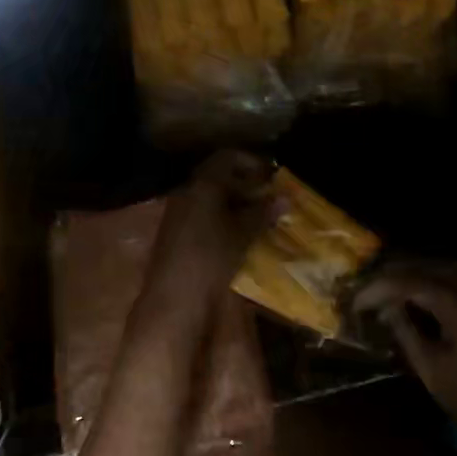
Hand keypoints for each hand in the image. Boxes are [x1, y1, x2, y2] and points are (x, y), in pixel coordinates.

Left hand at [145, 150, 278, 304]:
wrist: (174, 298)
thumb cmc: (211, 259)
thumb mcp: (243, 235)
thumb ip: (262, 213)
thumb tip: (283, 198)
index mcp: (202, 185)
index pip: (228, 157)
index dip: (251, 163)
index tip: (271, 178)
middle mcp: (185, 192)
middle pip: (217, 177)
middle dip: (244, 185)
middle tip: (268, 201)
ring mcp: (176, 212)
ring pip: (208, 198)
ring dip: (232, 204)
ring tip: (257, 221)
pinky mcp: (172, 233)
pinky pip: (199, 215)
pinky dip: (219, 219)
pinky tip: (235, 236)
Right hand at [353, 261, 456, 441]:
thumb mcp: (431, 368)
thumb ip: (406, 332)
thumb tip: (386, 309)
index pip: (413, 284)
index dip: (381, 288)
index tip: (357, 300)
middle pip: (431, 266)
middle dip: (395, 272)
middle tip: (368, 284)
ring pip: (446, 269)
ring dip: (414, 273)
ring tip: (386, 284)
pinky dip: (432, 281)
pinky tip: (414, 293)